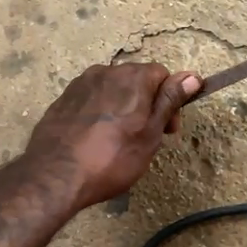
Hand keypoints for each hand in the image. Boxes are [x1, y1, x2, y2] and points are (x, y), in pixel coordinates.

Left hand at [22, 62, 199, 212]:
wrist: (54, 175)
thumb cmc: (111, 158)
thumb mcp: (150, 134)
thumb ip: (170, 101)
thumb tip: (192, 76)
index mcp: (133, 77)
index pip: (162, 75)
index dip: (170, 102)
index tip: (168, 130)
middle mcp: (107, 71)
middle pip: (136, 80)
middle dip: (146, 104)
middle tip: (145, 138)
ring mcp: (81, 83)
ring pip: (112, 89)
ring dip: (121, 107)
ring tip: (117, 141)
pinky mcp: (63, 98)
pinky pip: (91, 99)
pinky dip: (99, 112)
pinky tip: (94, 139)